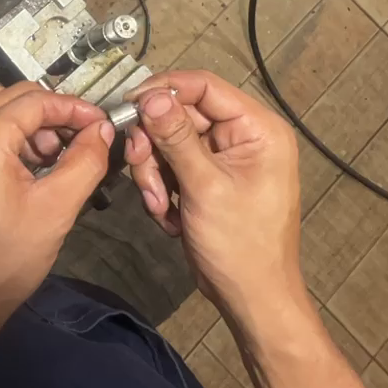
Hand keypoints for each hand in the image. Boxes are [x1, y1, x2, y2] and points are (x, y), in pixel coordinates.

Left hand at [0, 83, 113, 328]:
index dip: (74, 108)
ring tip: (56, 158)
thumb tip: (103, 130)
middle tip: (81, 141)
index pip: (35, 101)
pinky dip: (10, 137)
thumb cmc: (5, 258)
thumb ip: (85, 162)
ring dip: (31, 124)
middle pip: (14, 97)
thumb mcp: (56, 209)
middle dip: (53, 114)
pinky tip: (30, 168)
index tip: (103, 124)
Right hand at [123, 71, 306, 330]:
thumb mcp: (204, 187)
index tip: (129, 106)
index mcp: (258, 128)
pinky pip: (171, 163)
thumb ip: (176, 137)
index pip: (203, 86)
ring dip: (154, 170)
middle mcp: (243, 134)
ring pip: (169, 139)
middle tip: (139, 166)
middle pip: (179, 114)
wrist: (251, 300)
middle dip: (155, 144)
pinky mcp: (207, 176)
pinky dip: (161, 184)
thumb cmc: (240, 245)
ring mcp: (224, 156)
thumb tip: (149, 95)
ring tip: (158, 203)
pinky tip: (167, 212)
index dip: (163, 90)